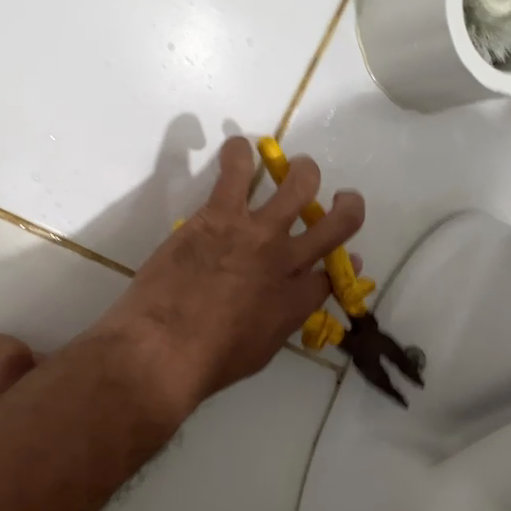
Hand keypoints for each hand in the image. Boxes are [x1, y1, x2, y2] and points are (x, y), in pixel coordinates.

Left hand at [91, 135, 363, 403]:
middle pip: (336, 223)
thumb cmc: (209, 363)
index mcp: (297, 300)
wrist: (164, 348)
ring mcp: (256, 231)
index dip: (340, 261)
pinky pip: (237, 169)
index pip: (332, 273)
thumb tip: (294, 300)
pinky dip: (240, 153)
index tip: (341, 256)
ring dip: (303, 171)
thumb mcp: (261, 350)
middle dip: (346, 207)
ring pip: (299, 183)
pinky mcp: (220, 214)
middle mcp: (288, 259)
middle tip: (339, 199)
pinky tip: (238, 148)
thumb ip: (282, 319)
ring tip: (293, 167)